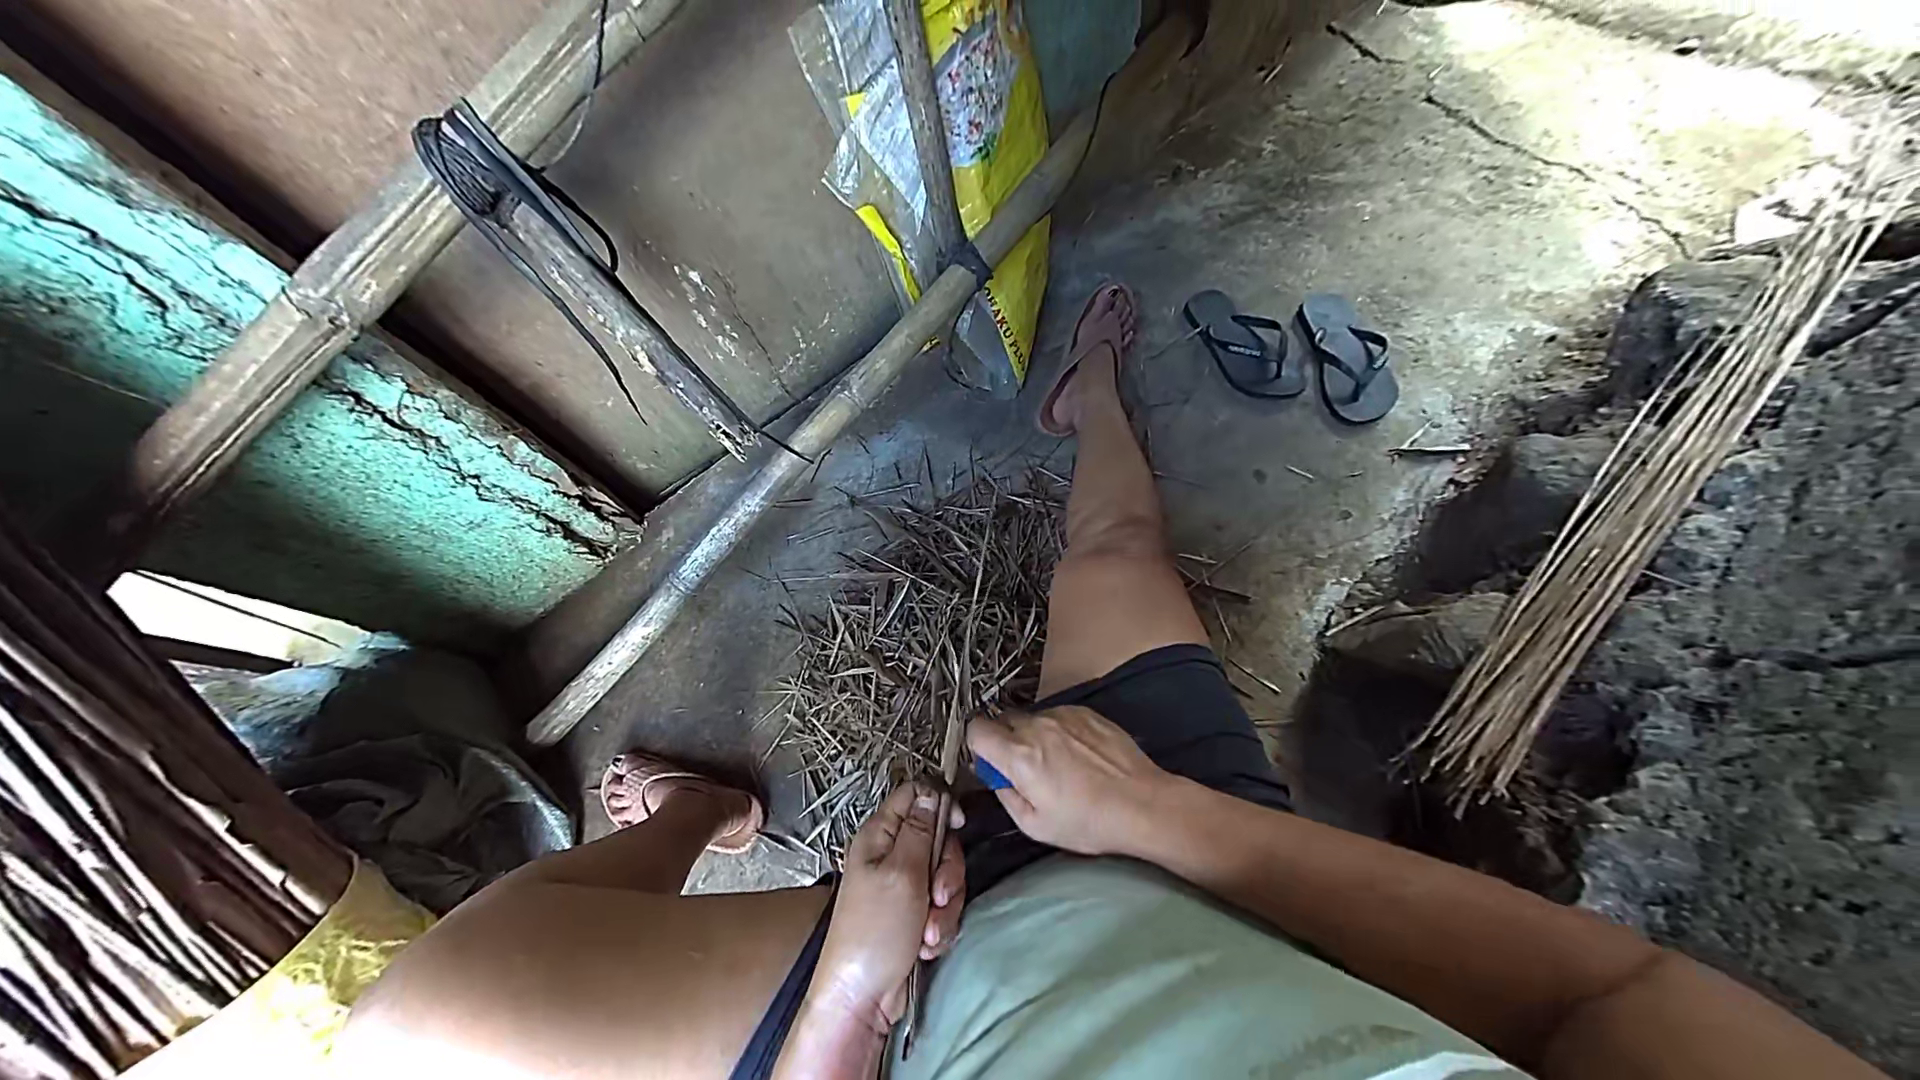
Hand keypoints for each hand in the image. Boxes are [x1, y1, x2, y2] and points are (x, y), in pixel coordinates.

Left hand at [809, 781, 965, 1035]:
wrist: (862, 1000)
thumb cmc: (873, 935)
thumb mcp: (902, 874)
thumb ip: (921, 830)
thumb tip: (931, 792)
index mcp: (879, 835)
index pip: (914, 795)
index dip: (939, 803)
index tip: (956, 825)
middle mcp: (890, 855)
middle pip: (938, 837)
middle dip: (947, 870)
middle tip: (937, 895)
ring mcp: (902, 884)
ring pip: (945, 874)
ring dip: (945, 906)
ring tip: (928, 931)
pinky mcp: (914, 912)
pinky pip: (943, 905)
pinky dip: (941, 924)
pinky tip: (927, 944)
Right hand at [967, 705, 1189, 856]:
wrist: (1142, 804)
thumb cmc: (1089, 821)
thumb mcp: (1034, 825)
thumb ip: (1005, 795)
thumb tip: (995, 777)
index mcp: (1019, 755)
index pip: (976, 729)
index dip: (977, 744)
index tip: (989, 760)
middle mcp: (1037, 727)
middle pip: (1003, 720)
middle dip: (1006, 740)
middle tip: (1025, 768)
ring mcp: (1063, 715)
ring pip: (1032, 718)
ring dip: (1035, 735)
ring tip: (1060, 765)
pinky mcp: (1085, 711)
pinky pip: (1058, 716)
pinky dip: (1060, 731)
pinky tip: (1079, 756)